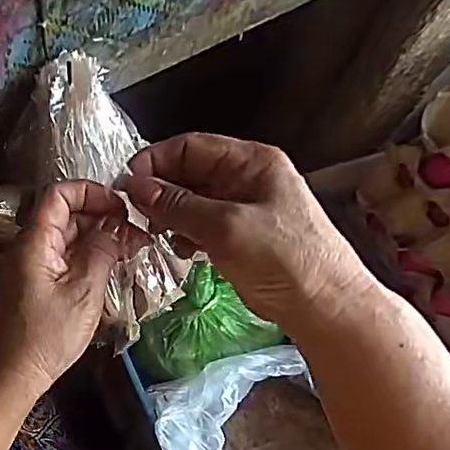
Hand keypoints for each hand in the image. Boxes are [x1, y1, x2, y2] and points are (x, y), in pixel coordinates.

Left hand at [0, 180, 139, 396]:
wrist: (14, 374)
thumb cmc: (47, 337)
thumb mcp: (84, 292)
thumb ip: (102, 251)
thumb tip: (117, 224)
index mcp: (34, 243)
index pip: (59, 194)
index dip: (91, 192)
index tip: (120, 206)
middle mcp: (26, 248)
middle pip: (64, 215)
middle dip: (101, 216)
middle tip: (135, 231)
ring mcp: (28, 267)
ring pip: (65, 237)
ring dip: (97, 237)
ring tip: (131, 248)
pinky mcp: (33, 284)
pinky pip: (61, 258)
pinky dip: (86, 256)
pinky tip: (110, 266)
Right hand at [123, 133, 377, 334]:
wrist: (322, 303)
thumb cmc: (284, 258)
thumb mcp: (227, 227)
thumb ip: (178, 205)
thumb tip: (135, 187)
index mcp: (250, 162)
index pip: (190, 146)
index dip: (155, 161)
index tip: (126, 184)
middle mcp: (243, 179)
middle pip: (187, 173)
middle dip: (158, 190)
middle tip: (134, 213)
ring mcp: (239, 208)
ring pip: (189, 201)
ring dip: (167, 215)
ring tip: (153, 233)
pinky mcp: (235, 236)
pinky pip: (197, 225)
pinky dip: (182, 234)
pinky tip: (178, 249)